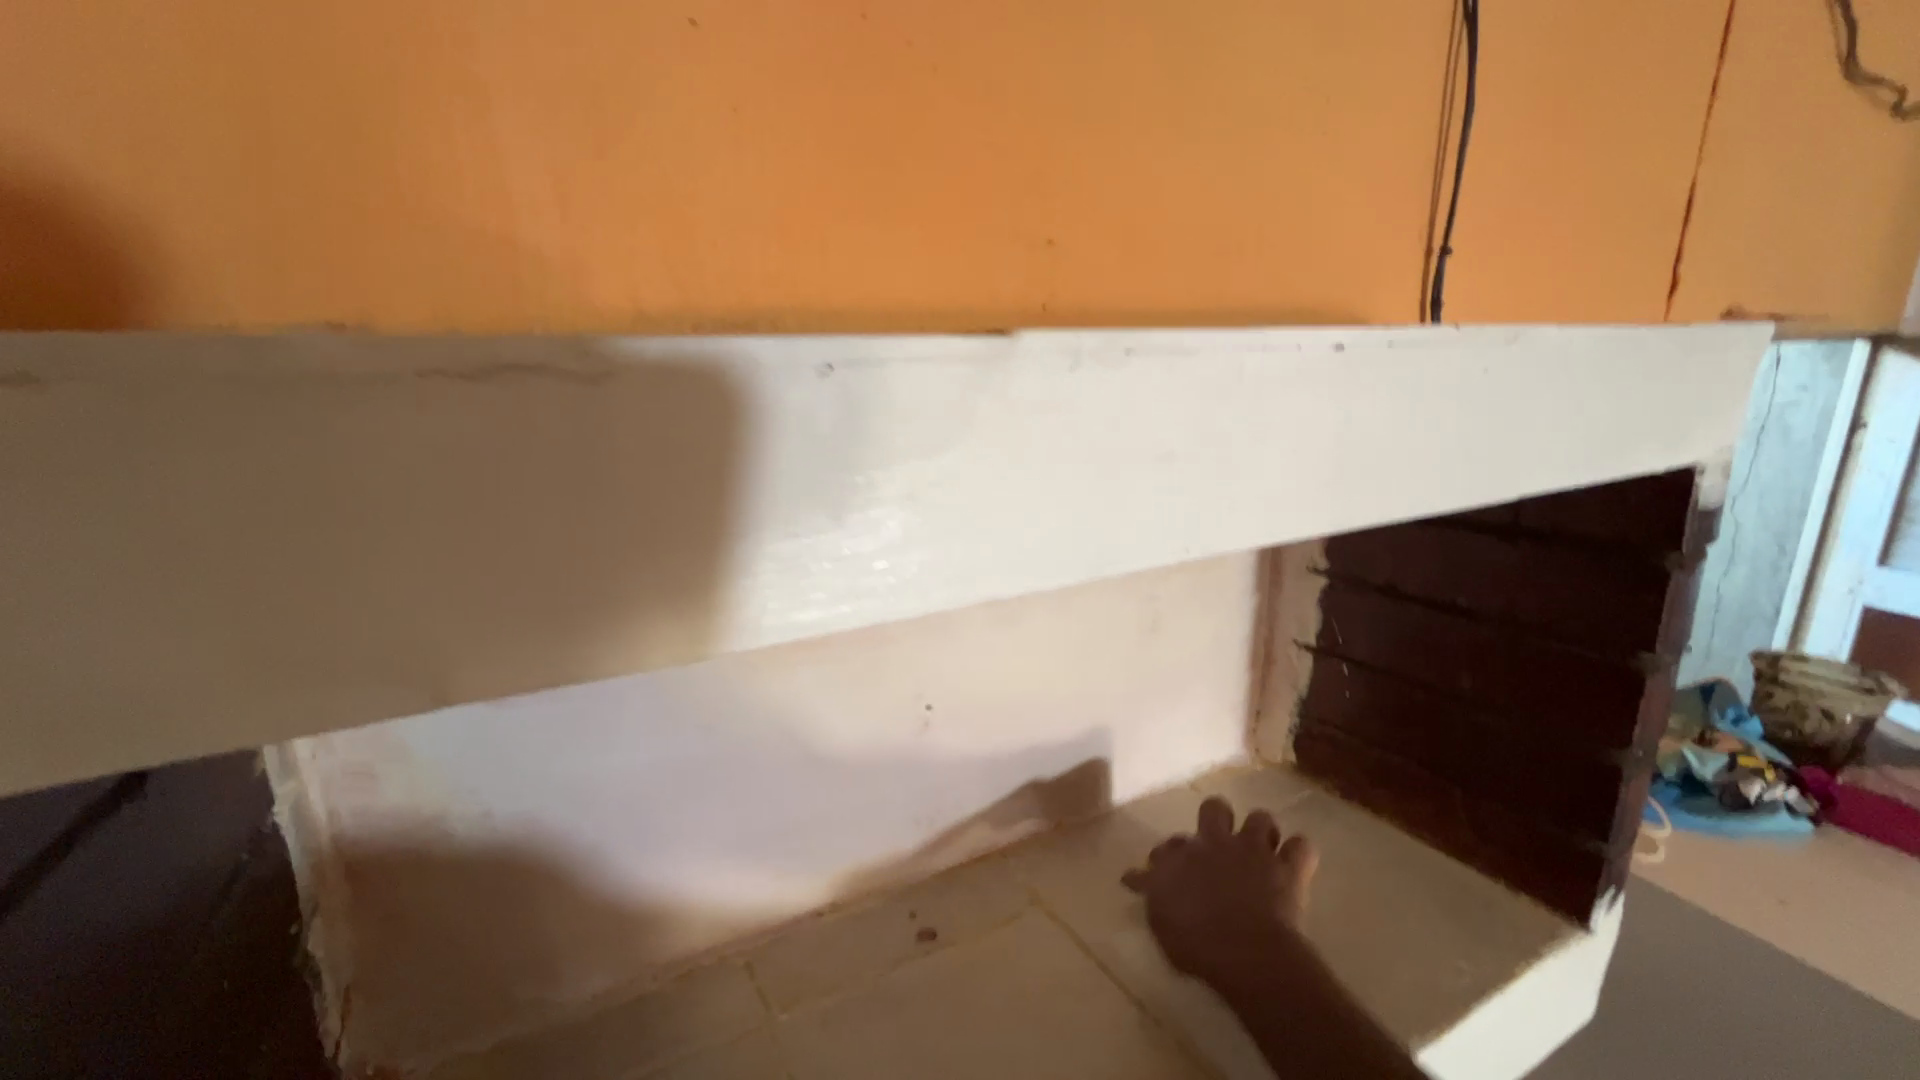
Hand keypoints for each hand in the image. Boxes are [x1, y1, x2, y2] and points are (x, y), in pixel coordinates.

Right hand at [1121, 796, 1318, 996]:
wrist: (1244, 951)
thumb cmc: (1195, 943)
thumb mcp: (1161, 921)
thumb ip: (1153, 894)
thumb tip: (1133, 877)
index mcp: (1181, 859)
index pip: (1168, 846)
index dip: (1168, 855)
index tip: (1166, 869)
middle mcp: (1215, 844)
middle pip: (1214, 809)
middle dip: (1216, 819)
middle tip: (1218, 842)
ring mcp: (1254, 851)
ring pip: (1261, 818)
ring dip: (1261, 833)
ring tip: (1262, 851)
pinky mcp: (1288, 868)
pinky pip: (1302, 847)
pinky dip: (1299, 854)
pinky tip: (1295, 864)